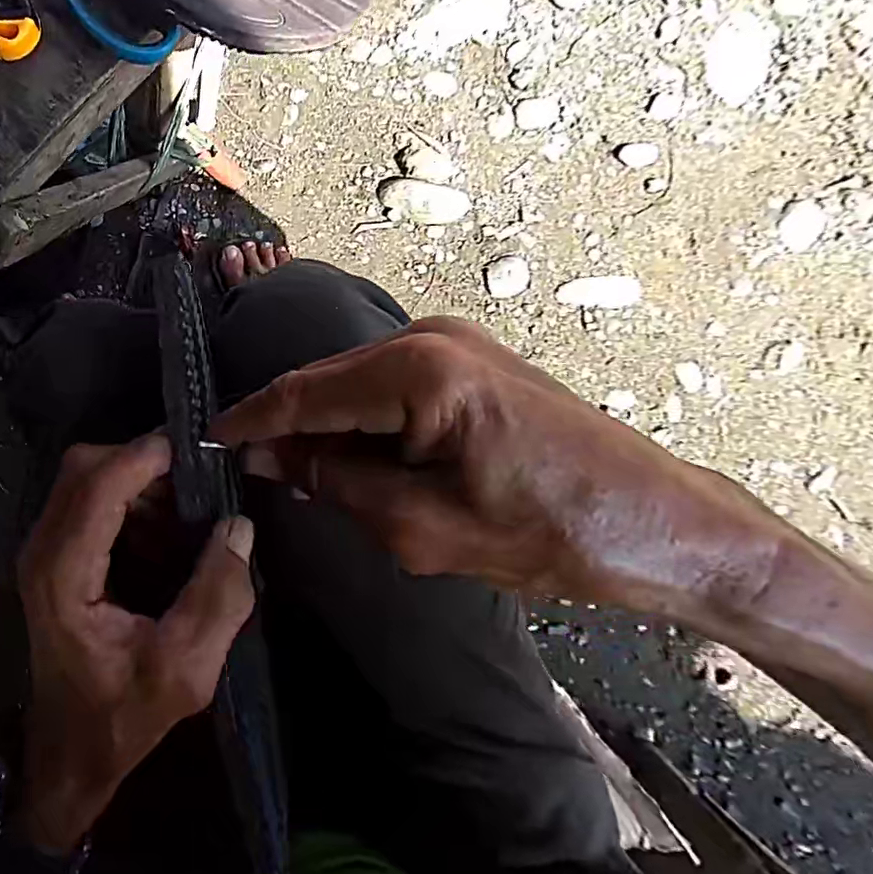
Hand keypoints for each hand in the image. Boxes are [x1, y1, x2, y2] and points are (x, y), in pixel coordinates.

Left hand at [16, 435, 255, 850]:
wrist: (69, 751)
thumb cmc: (121, 718)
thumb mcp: (185, 670)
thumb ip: (218, 598)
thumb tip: (239, 527)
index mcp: (62, 574)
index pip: (98, 486)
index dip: (145, 457)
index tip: (198, 450)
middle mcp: (41, 550)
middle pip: (84, 469)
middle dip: (142, 463)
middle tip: (199, 482)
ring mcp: (41, 551)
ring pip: (84, 480)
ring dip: (137, 481)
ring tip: (190, 507)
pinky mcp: (51, 557)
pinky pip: (87, 503)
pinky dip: (127, 500)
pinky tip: (166, 531)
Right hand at [211, 317, 791, 627]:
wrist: (664, 525)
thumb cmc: (550, 535)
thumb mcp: (420, 527)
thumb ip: (332, 481)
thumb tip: (266, 455)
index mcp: (420, 374)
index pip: (304, 394)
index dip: (250, 421)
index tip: (207, 439)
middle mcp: (430, 337)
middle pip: (321, 380)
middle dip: (281, 424)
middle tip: (247, 467)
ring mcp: (451, 341)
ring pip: (348, 382)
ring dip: (318, 424)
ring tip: (293, 470)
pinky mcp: (464, 358)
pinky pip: (380, 384)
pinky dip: (353, 419)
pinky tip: (346, 455)